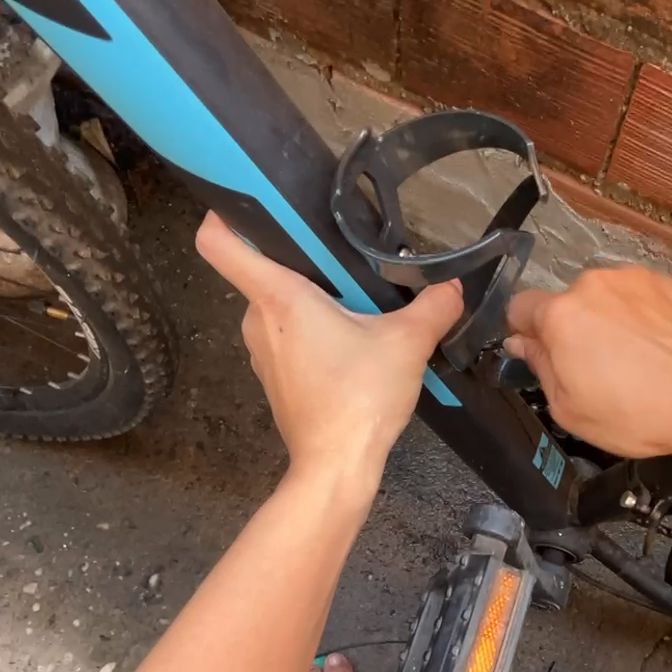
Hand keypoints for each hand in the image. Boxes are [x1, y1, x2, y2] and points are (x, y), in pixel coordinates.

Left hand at [196, 212, 461, 480]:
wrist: (338, 464)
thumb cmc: (360, 397)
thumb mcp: (407, 344)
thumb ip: (432, 308)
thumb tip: (452, 287)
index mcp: (278, 297)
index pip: (219, 241)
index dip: (228, 214)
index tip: (256, 207)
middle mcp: (257, 320)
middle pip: (267, 273)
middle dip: (308, 270)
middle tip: (353, 278)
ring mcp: (262, 354)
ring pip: (282, 311)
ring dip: (317, 308)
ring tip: (362, 321)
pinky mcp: (275, 380)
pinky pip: (290, 342)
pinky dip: (315, 340)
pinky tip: (353, 357)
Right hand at [506, 267, 671, 458]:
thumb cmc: (635, 413)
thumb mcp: (568, 408)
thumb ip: (539, 367)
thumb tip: (521, 343)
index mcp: (559, 315)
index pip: (518, 307)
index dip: (524, 333)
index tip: (539, 354)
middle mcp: (590, 285)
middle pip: (562, 304)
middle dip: (568, 331)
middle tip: (591, 370)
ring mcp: (629, 279)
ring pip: (598, 298)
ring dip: (601, 321)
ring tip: (627, 360)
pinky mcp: (661, 282)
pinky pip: (630, 296)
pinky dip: (632, 316)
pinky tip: (648, 348)